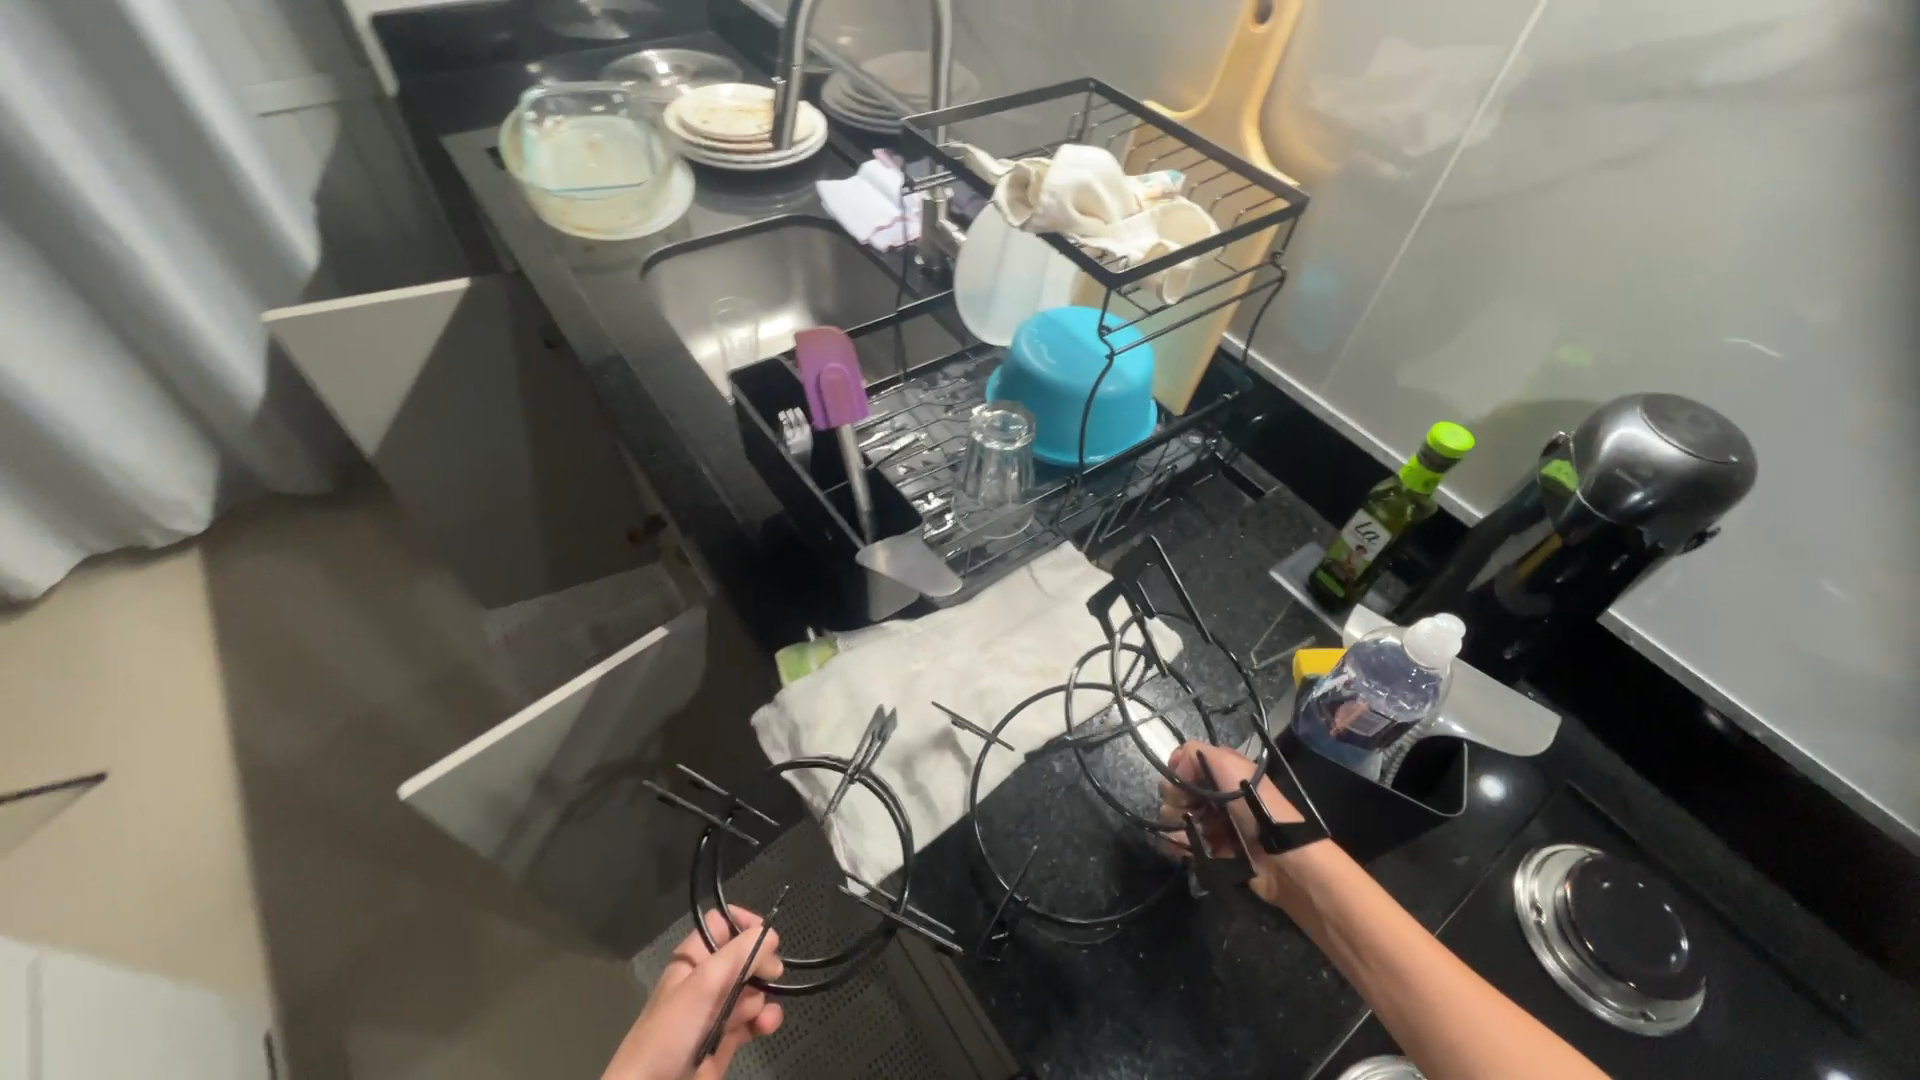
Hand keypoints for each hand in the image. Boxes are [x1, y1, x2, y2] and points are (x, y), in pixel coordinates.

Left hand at [601, 906, 785, 1079]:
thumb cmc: (672, 1032)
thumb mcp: (705, 983)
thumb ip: (741, 953)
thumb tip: (772, 937)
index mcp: (693, 959)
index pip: (723, 924)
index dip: (745, 925)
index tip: (764, 938)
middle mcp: (706, 981)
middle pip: (745, 958)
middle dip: (761, 966)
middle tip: (771, 975)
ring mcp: (717, 1011)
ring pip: (753, 990)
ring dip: (764, 999)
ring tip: (760, 1015)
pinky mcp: (726, 1039)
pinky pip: (754, 1020)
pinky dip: (764, 1020)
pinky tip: (766, 1026)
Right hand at [1158, 741, 1313, 906]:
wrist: (1281, 858)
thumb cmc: (1255, 807)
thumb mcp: (1229, 765)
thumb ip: (1196, 753)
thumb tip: (1175, 765)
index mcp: (1224, 771)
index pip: (1187, 763)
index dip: (1178, 770)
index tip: (1180, 781)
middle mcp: (1218, 794)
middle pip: (1178, 790)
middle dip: (1174, 798)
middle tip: (1185, 808)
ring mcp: (1215, 822)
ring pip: (1178, 816)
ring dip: (1174, 822)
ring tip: (1184, 831)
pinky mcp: (1213, 849)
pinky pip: (1184, 842)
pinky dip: (1178, 843)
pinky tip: (1181, 845)